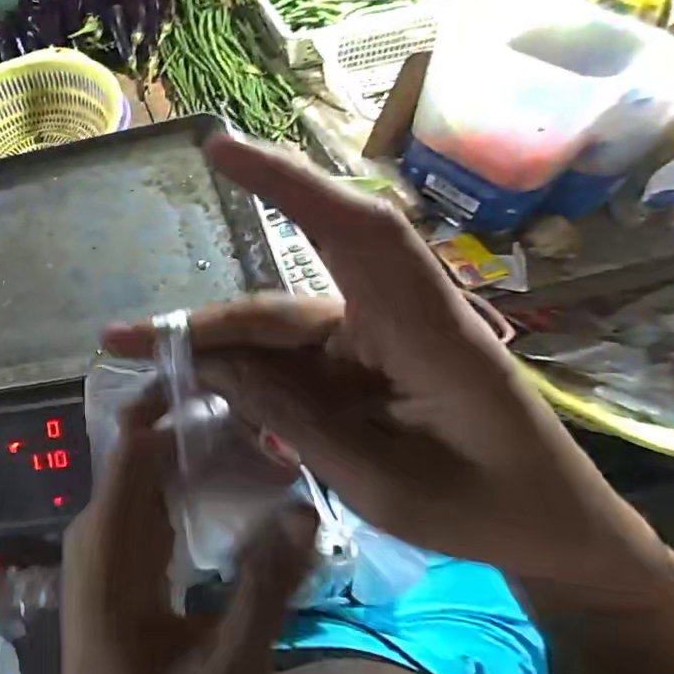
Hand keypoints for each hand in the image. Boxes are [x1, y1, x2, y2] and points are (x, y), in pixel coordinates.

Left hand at [17, 399, 315, 673]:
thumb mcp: (226, 673)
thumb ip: (264, 592)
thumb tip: (303, 507)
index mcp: (108, 543)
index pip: (133, 444)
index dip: (174, 403)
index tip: (231, 376)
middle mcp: (98, 525)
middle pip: (142, 447)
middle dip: (197, 420)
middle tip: (265, 405)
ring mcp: (106, 536)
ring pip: (150, 466)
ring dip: (199, 445)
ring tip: (262, 430)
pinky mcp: (121, 549)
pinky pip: (154, 493)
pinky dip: (193, 476)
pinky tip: (239, 476)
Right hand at [102, 135, 670, 594]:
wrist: (550, 525)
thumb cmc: (492, 507)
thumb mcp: (389, 486)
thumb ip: (302, 423)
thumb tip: (218, 368)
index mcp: (425, 329)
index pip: (356, 231)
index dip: (289, 182)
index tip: (220, 148)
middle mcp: (389, 318)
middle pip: (280, 307)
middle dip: (203, 323)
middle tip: (122, 338)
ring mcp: (369, 340)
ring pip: (275, 336)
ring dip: (216, 358)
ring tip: (151, 379)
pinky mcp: (357, 360)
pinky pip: (287, 361)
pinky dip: (247, 379)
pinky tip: (210, 401)